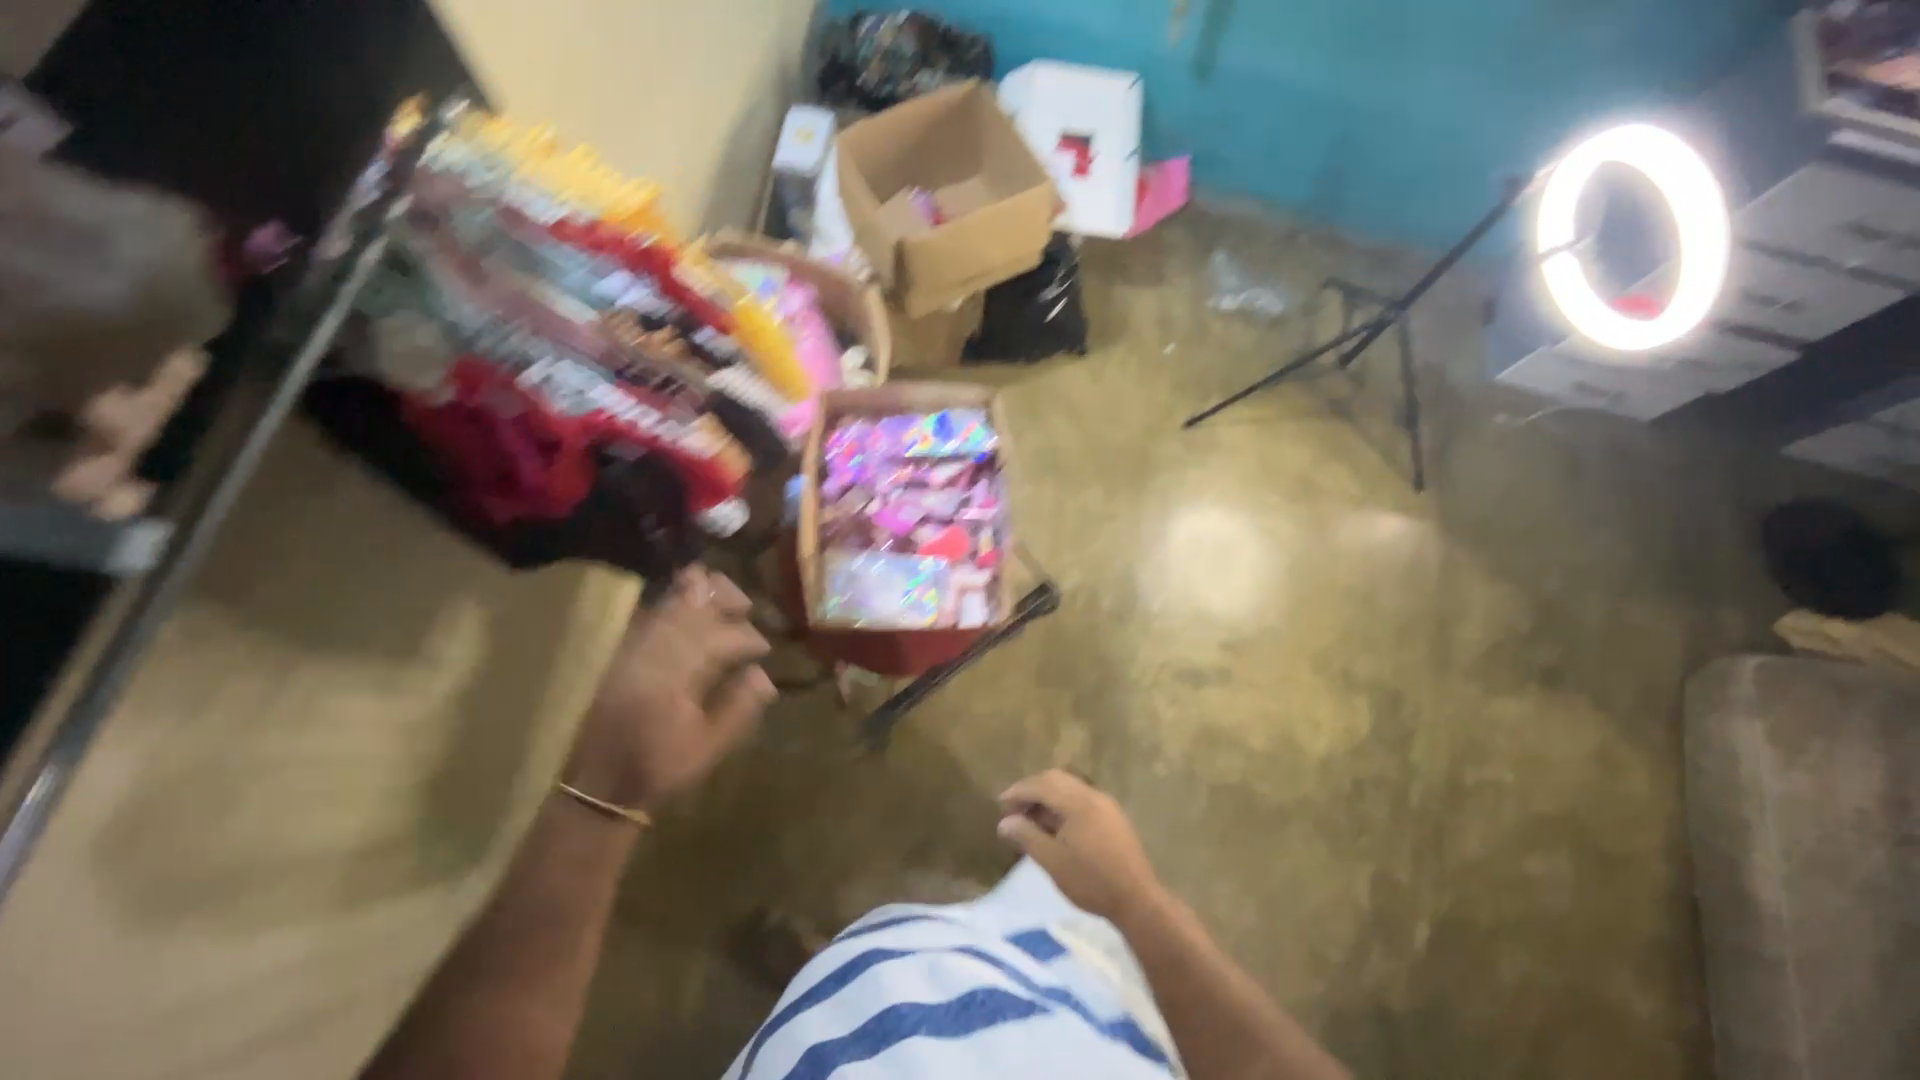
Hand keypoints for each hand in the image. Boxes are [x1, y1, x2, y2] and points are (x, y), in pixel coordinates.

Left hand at [565, 565, 774, 811]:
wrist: (599, 783)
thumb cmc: (658, 767)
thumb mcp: (708, 748)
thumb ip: (737, 708)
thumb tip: (764, 675)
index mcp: (675, 678)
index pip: (717, 641)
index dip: (744, 638)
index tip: (763, 649)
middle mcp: (651, 655)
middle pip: (687, 610)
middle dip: (719, 598)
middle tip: (744, 603)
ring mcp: (629, 651)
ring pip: (663, 608)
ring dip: (692, 594)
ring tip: (715, 588)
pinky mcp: (617, 654)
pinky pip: (644, 616)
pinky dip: (666, 604)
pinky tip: (680, 603)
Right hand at [996, 770, 1166, 923]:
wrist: (1137, 900)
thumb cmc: (1091, 881)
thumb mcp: (1053, 861)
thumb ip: (1027, 836)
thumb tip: (1004, 822)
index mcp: (1079, 802)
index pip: (1042, 784)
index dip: (1018, 791)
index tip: (1000, 804)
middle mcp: (1094, 796)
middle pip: (1056, 780)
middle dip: (1032, 790)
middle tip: (1013, 810)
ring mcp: (1106, 806)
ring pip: (1070, 789)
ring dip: (1048, 798)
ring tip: (1030, 821)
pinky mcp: (1114, 818)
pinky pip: (1082, 800)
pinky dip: (1063, 806)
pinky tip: (1055, 828)